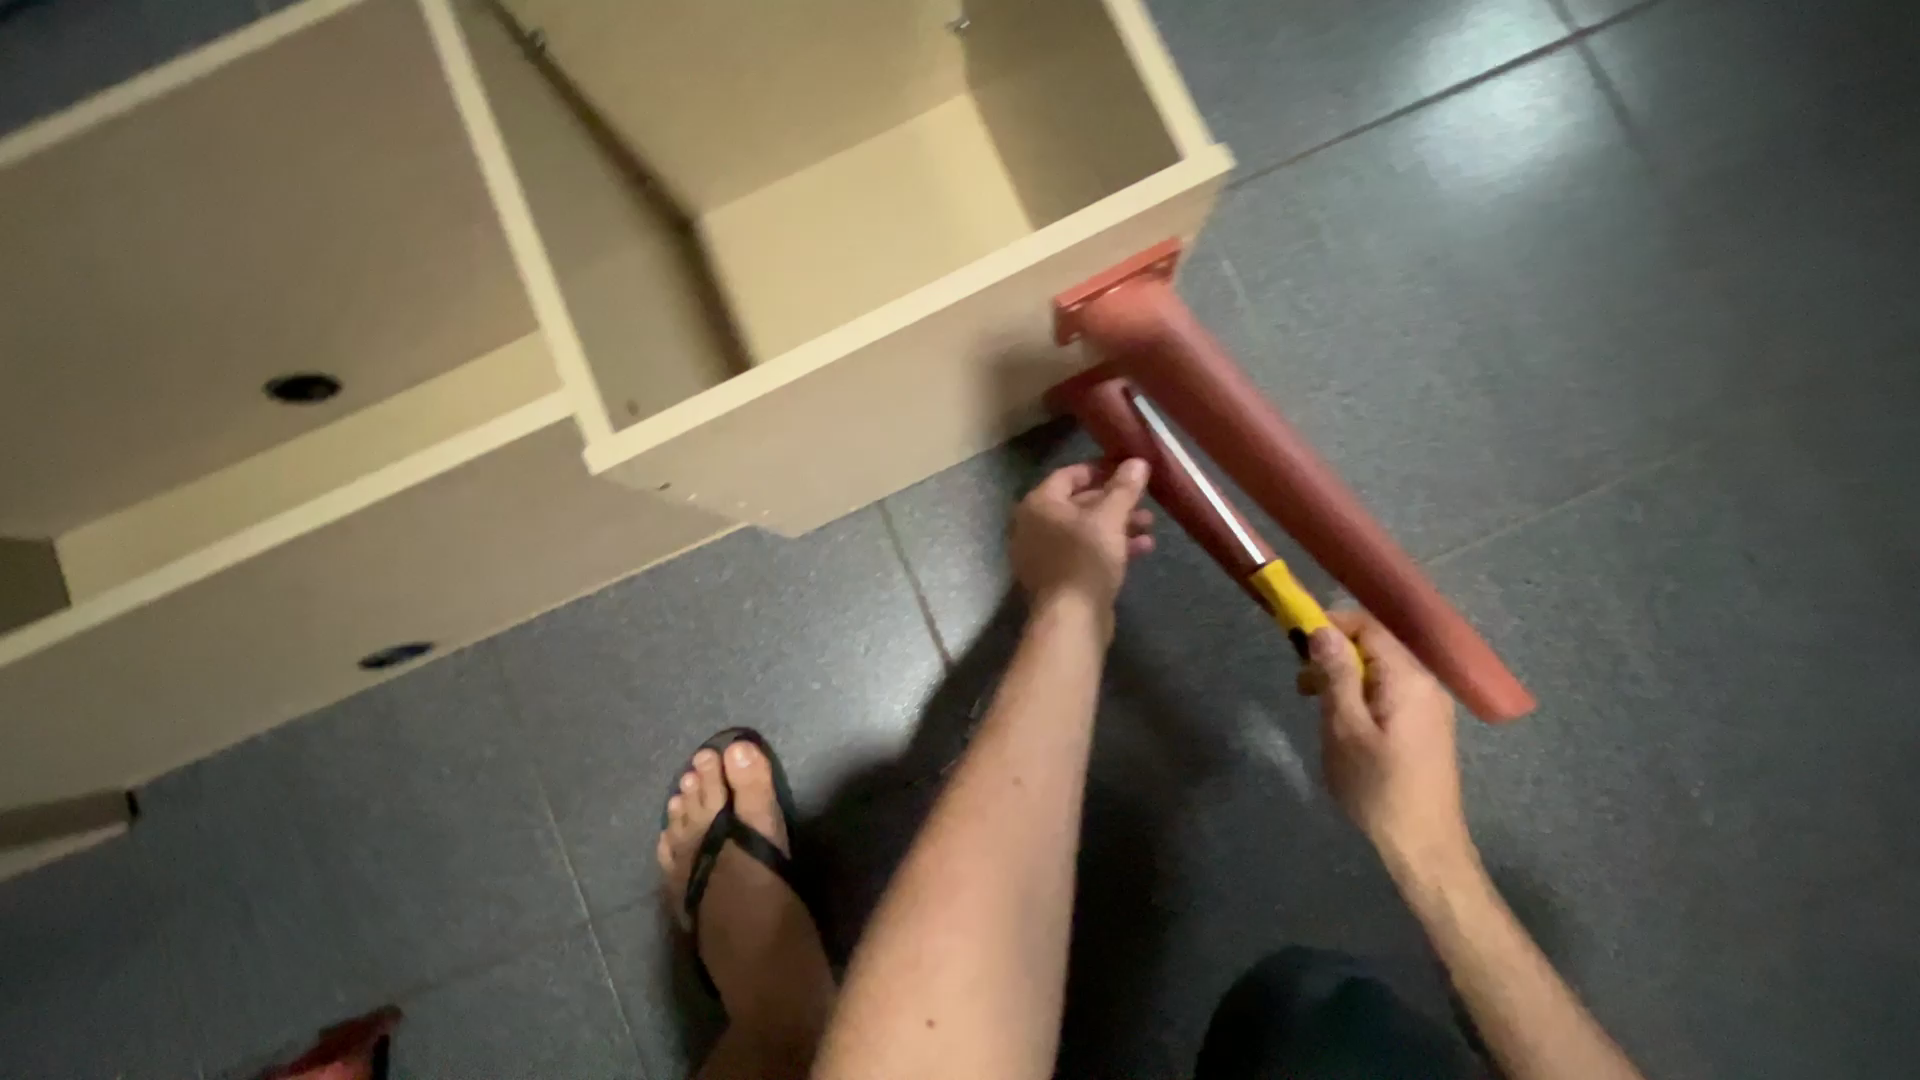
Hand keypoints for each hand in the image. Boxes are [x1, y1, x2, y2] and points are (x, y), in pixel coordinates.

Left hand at [1009, 459, 1153, 616]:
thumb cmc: (1086, 558)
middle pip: (1078, 503)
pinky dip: (1110, 547)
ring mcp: (1043, 553)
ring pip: (1084, 530)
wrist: (1071, 618)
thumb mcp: (1110, 518)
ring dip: (1117, 525)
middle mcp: (1034, 525)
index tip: (1127, 470)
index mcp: (1039, 504)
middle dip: (1114, 501)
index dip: (1099, 469)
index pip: (1068, 475)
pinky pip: (1084, 552)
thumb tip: (1137, 461)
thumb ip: (1124, 488)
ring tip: (1150, 525)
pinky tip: (1143, 548)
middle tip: (1144, 501)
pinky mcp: (1057, 577)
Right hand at [1309, 609, 1473, 878]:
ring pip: (1378, 669)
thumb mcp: (1345, 728)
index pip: (1368, 626)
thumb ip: (1335, 675)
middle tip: (1302, 685)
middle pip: (1374, 645)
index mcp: (1408, 678)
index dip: (1330, 624)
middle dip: (1333, 654)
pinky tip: (1342, 722)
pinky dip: (1359, 694)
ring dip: (1342, 676)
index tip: (1294, 643)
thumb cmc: (1378, 787)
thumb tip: (1321, 630)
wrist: (1423, 844)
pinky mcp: (1425, 724)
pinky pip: (1388, 690)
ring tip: (1316, 706)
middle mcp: (1425, 682)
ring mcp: (1428, 704)